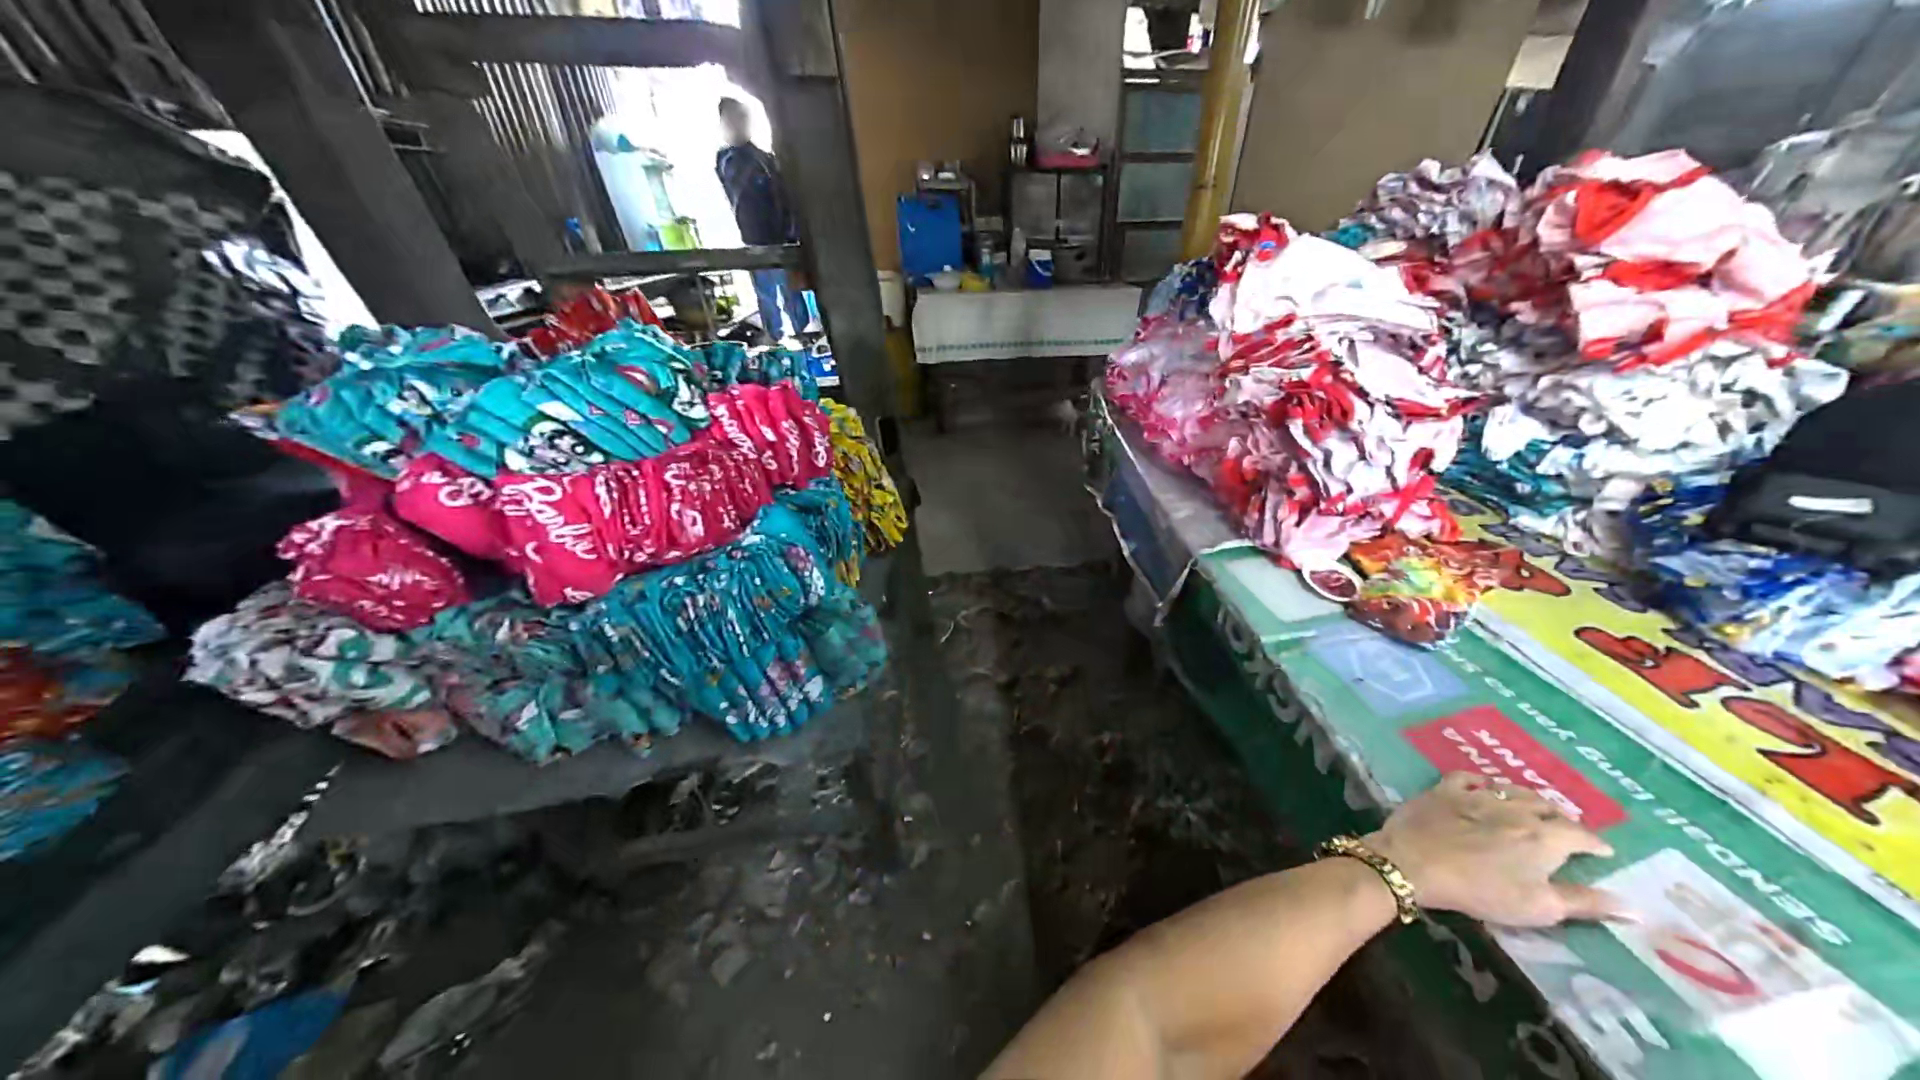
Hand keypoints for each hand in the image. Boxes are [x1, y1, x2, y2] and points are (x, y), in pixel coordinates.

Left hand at [1364, 773, 1628, 926]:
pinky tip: (1483, 785)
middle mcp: (1514, 809)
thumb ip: (1586, 903)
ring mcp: (1476, 795)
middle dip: (1561, 817)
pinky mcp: (1443, 790)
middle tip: (1565, 826)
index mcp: (1544, 837)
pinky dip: (1480, 780)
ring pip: (1511, 789)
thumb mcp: (1540, 906)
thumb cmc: (1481, 889)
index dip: (1595, 844)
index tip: (1602, 851)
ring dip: (1526, 797)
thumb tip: (1635, 907)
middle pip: (1546, 806)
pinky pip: (1467, 777)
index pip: (1580, 835)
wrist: (1415, 862)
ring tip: (1532, 805)